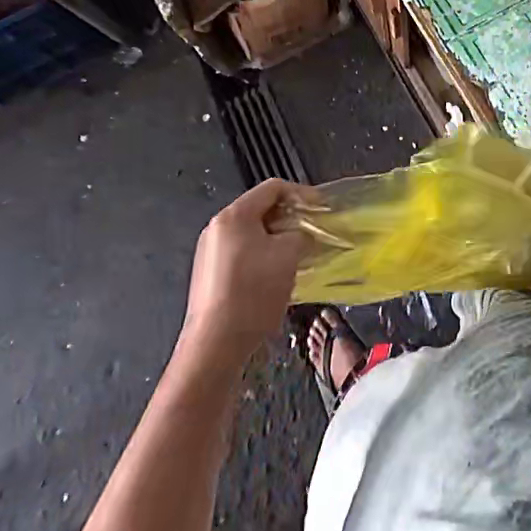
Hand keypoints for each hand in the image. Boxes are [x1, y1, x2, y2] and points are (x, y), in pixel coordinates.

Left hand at [180, 178, 315, 360]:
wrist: (216, 343)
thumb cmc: (254, 291)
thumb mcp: (290, 254)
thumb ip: (301, 233)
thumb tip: (302, 234)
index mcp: (234, 216)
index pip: (273, 188)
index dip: (302, 193)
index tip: (321, 208)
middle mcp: (217, 228)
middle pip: (261, 209)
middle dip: (290, 217)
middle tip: (312, 230)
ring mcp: (210, 252)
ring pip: (252, 232)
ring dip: (278, 237)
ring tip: (299, 253)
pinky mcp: (210, 274)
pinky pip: (242, 252)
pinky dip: (263, 254)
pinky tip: (277, 274)